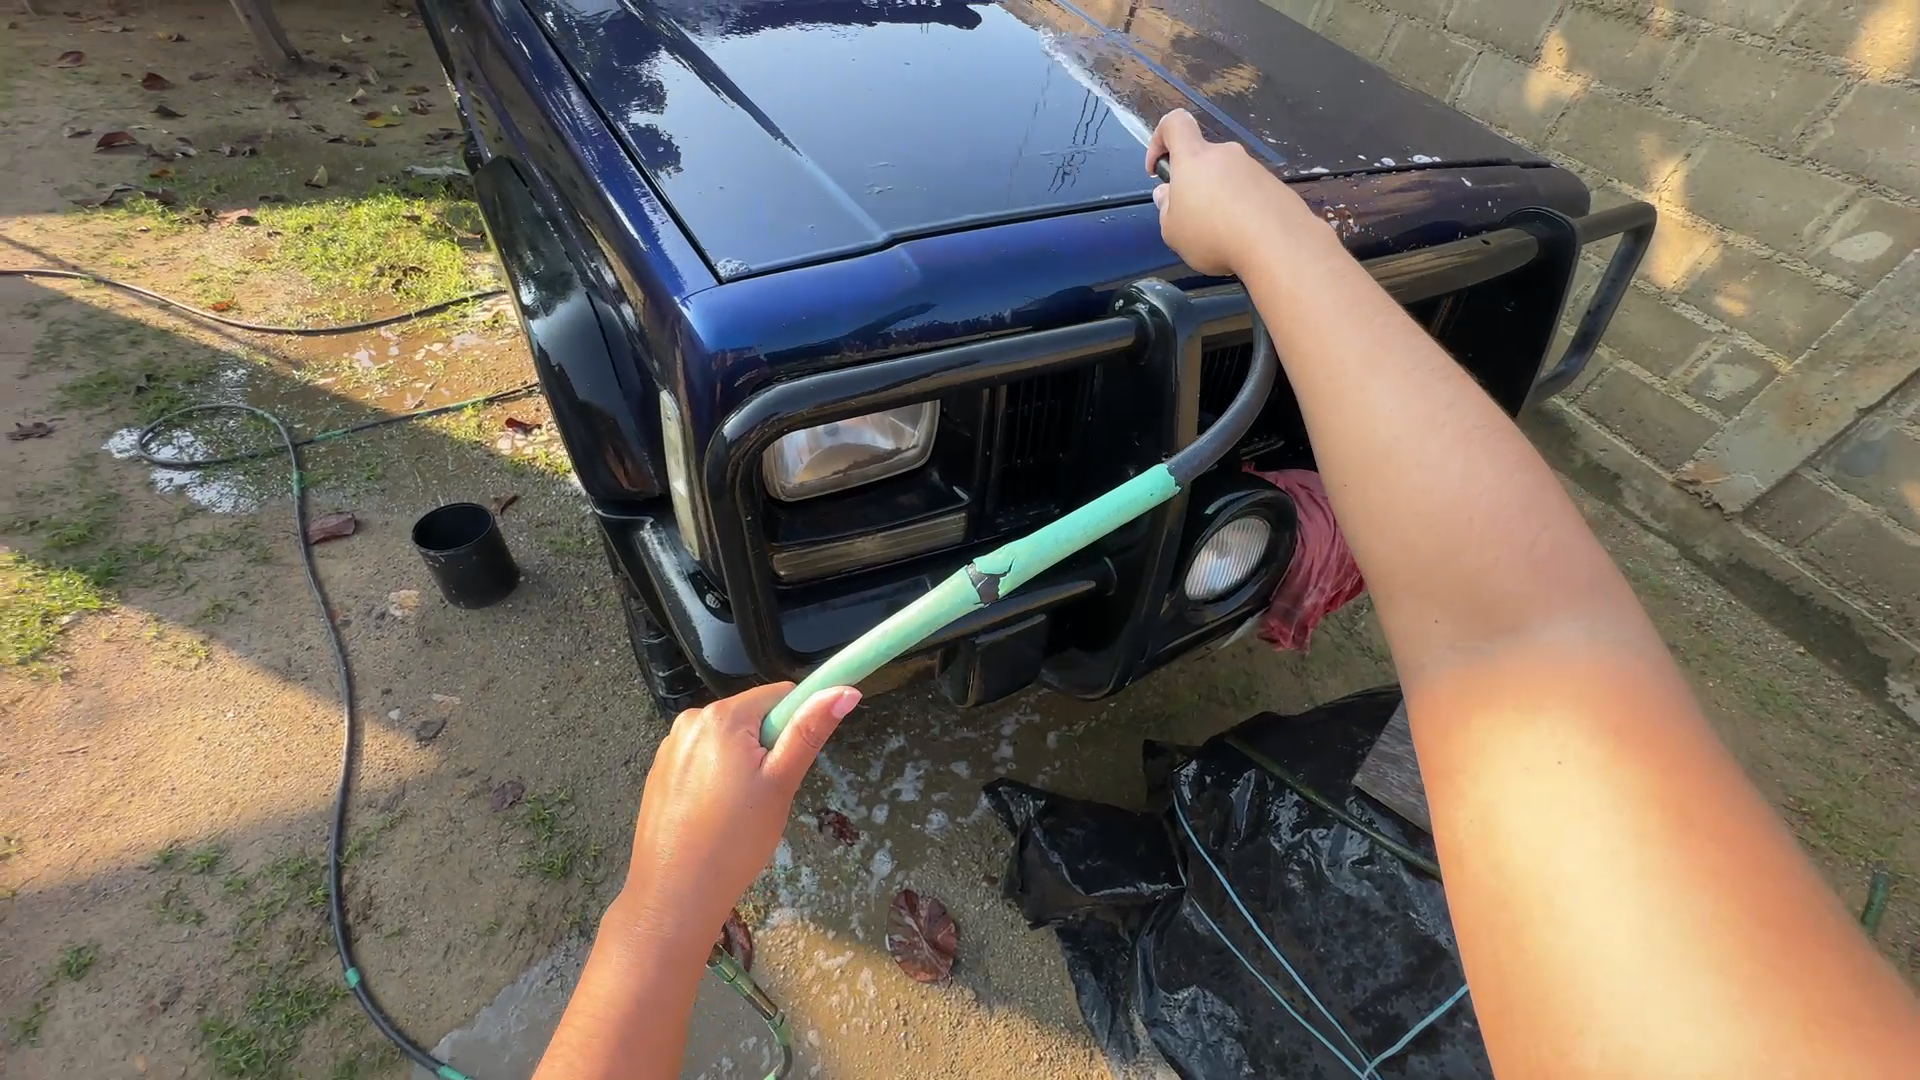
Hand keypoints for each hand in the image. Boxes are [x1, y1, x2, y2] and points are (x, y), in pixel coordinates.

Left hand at [618, 682, 859, 937]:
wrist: (673, 899)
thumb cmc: (735, 840)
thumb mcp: (782, 783)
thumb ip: (810, 730)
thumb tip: (845, 690)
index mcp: (722, 716)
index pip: (779, 695)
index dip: (796, 724)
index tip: (791, 765)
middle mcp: (690, 720)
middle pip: (752, 716)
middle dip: (769, 747)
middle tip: (768, 794)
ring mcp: (670, 746)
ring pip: (729, 738)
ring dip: (744, 761)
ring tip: (742, 809)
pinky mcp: (660, 772)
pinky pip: (704, 757)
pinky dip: (718, 775)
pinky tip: (715, 815)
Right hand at [1145, 109, 1312, 275]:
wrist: (1275, 243)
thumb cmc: (1212, 234)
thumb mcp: (1172, 231)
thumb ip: (1165, 209)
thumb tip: (1167, 194)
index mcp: (1194, 159)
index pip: (1175, 123)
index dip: (1159, 139)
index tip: (1157, 169)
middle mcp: (1225, 154)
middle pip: (1201, 160)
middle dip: (1191, 186)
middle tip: (1189, 220)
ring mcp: (1252, 168)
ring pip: (1224, 178)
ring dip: (1215, 201)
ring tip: (1217, 236)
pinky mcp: (1272, 185)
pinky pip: (1246, 193)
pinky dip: (1238, 210)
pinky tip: (1240, 238)